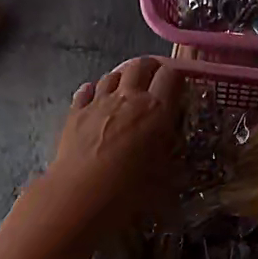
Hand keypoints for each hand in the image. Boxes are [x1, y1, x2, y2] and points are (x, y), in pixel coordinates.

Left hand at [45, 57, 183, 218]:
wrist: (81, 194)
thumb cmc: (130, 188)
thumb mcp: (165, 178)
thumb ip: (173, 162)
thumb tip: (181, 165)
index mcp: (157, 109)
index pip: (172, 75)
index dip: (177, 76)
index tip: (179, 87)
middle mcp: (129, 97)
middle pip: (141, 65)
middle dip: (150, 67)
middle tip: (154, 80)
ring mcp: (99, 101)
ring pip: (113, 74)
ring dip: (122, 78)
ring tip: (126, 91)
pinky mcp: (76, 111)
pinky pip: (86, 90)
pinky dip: (94, 90)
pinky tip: (95, 98)